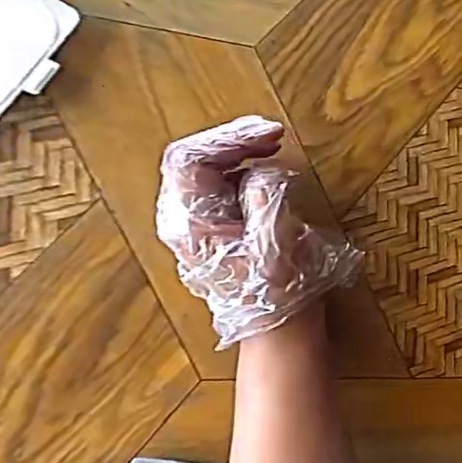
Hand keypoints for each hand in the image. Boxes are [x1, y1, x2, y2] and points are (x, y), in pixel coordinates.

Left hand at [156, 116, 363, 348]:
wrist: (277, 329)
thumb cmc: (277, 291)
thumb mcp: (276, 242)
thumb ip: (267, 199)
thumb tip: (264, 172)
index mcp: (190, 223)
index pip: (190, 159)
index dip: (229, 138)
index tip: (272, 134)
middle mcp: (184, 221)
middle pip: (194, 160)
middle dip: (234, 140)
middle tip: (274, 135)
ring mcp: (198, 225)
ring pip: (206, 170)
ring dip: (239, 152)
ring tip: (273, 147)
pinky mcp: (216, 229)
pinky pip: (219, 186)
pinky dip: (243, 169)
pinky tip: (268, 171)